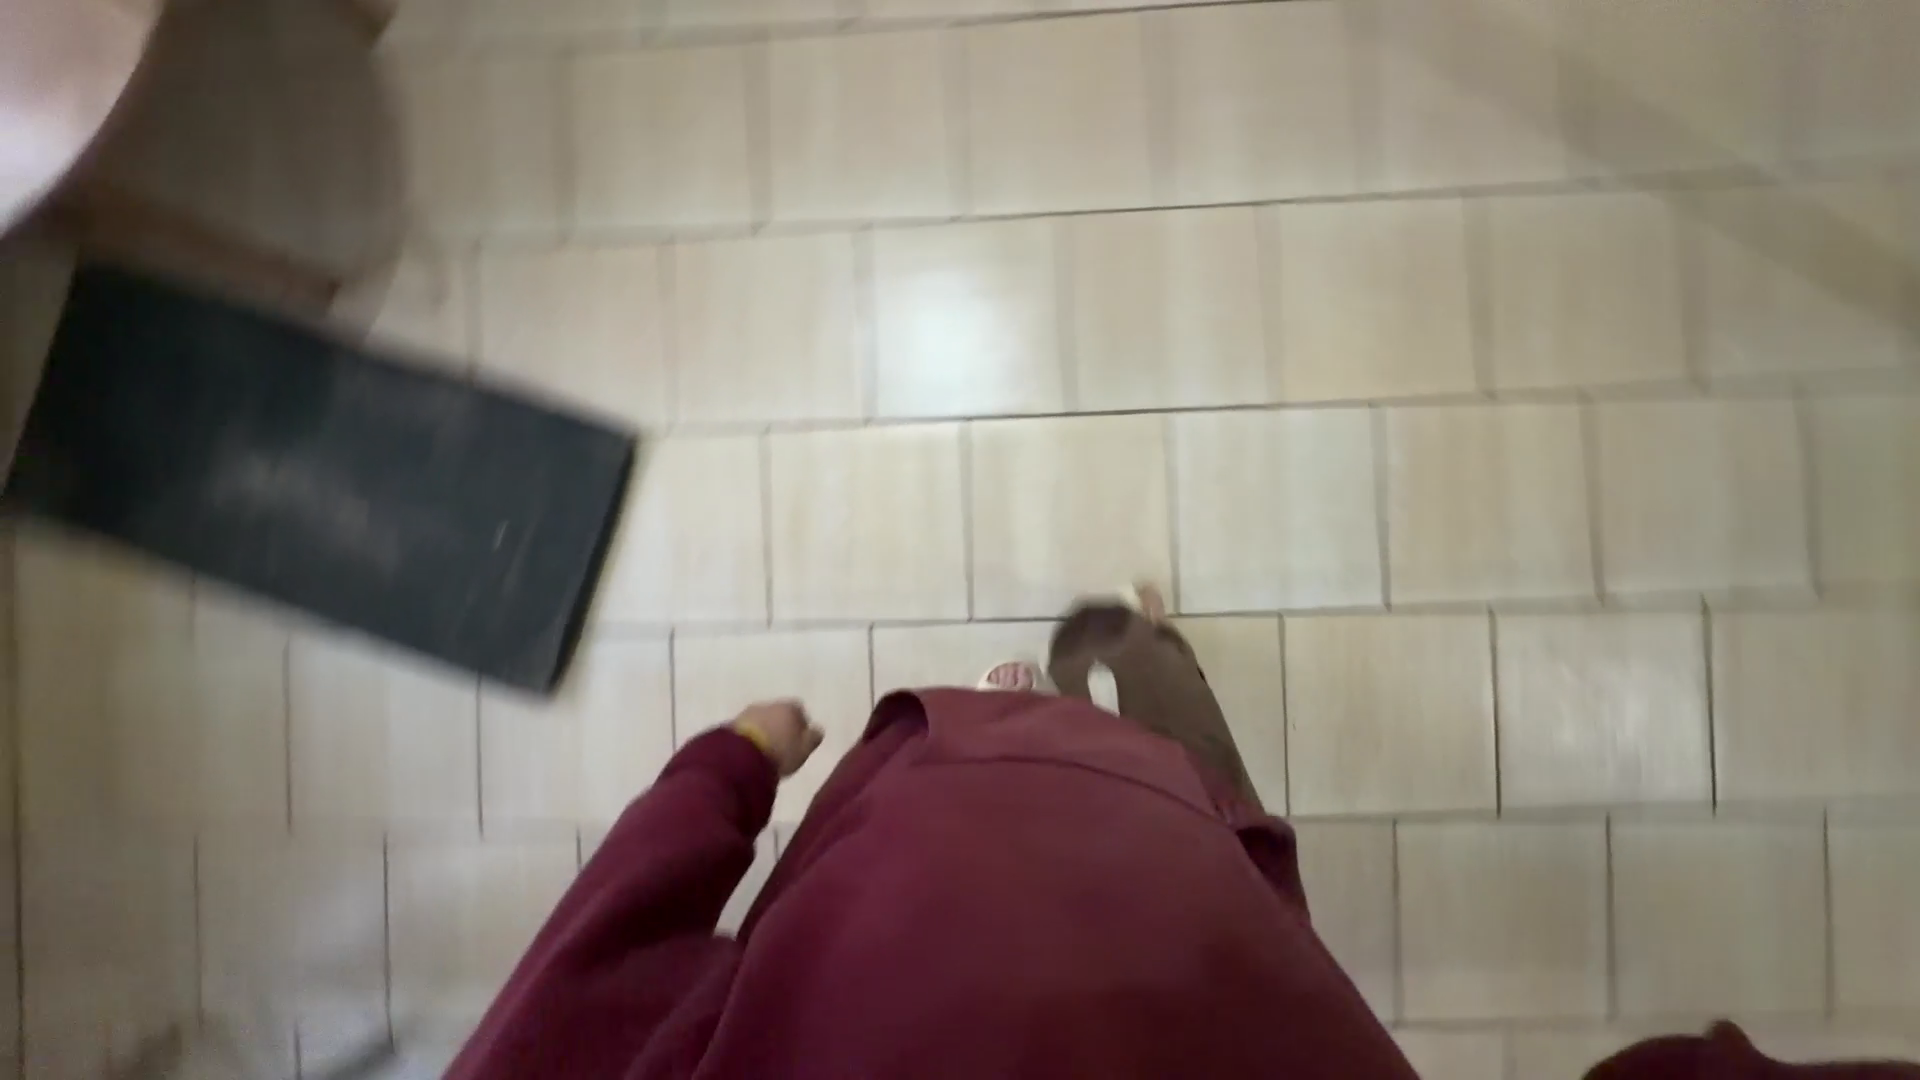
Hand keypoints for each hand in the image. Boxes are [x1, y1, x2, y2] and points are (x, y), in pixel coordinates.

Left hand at [732, 700, 823, 777]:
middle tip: (781, 745)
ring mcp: (748, 712)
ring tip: (764, 751)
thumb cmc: (779, 752)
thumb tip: (817, 729)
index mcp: (790, 707)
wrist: (740, 755)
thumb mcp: (804, 749)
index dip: (801, 724)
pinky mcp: (731, 724)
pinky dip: (749, 736)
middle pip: (779, 713)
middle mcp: (770, 704)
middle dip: (780, 725)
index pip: (800, 710)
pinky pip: (746, 729)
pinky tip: (751, 751)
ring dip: (763, 730)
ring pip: (761, 719)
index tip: (799, 740)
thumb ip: (813, 738)